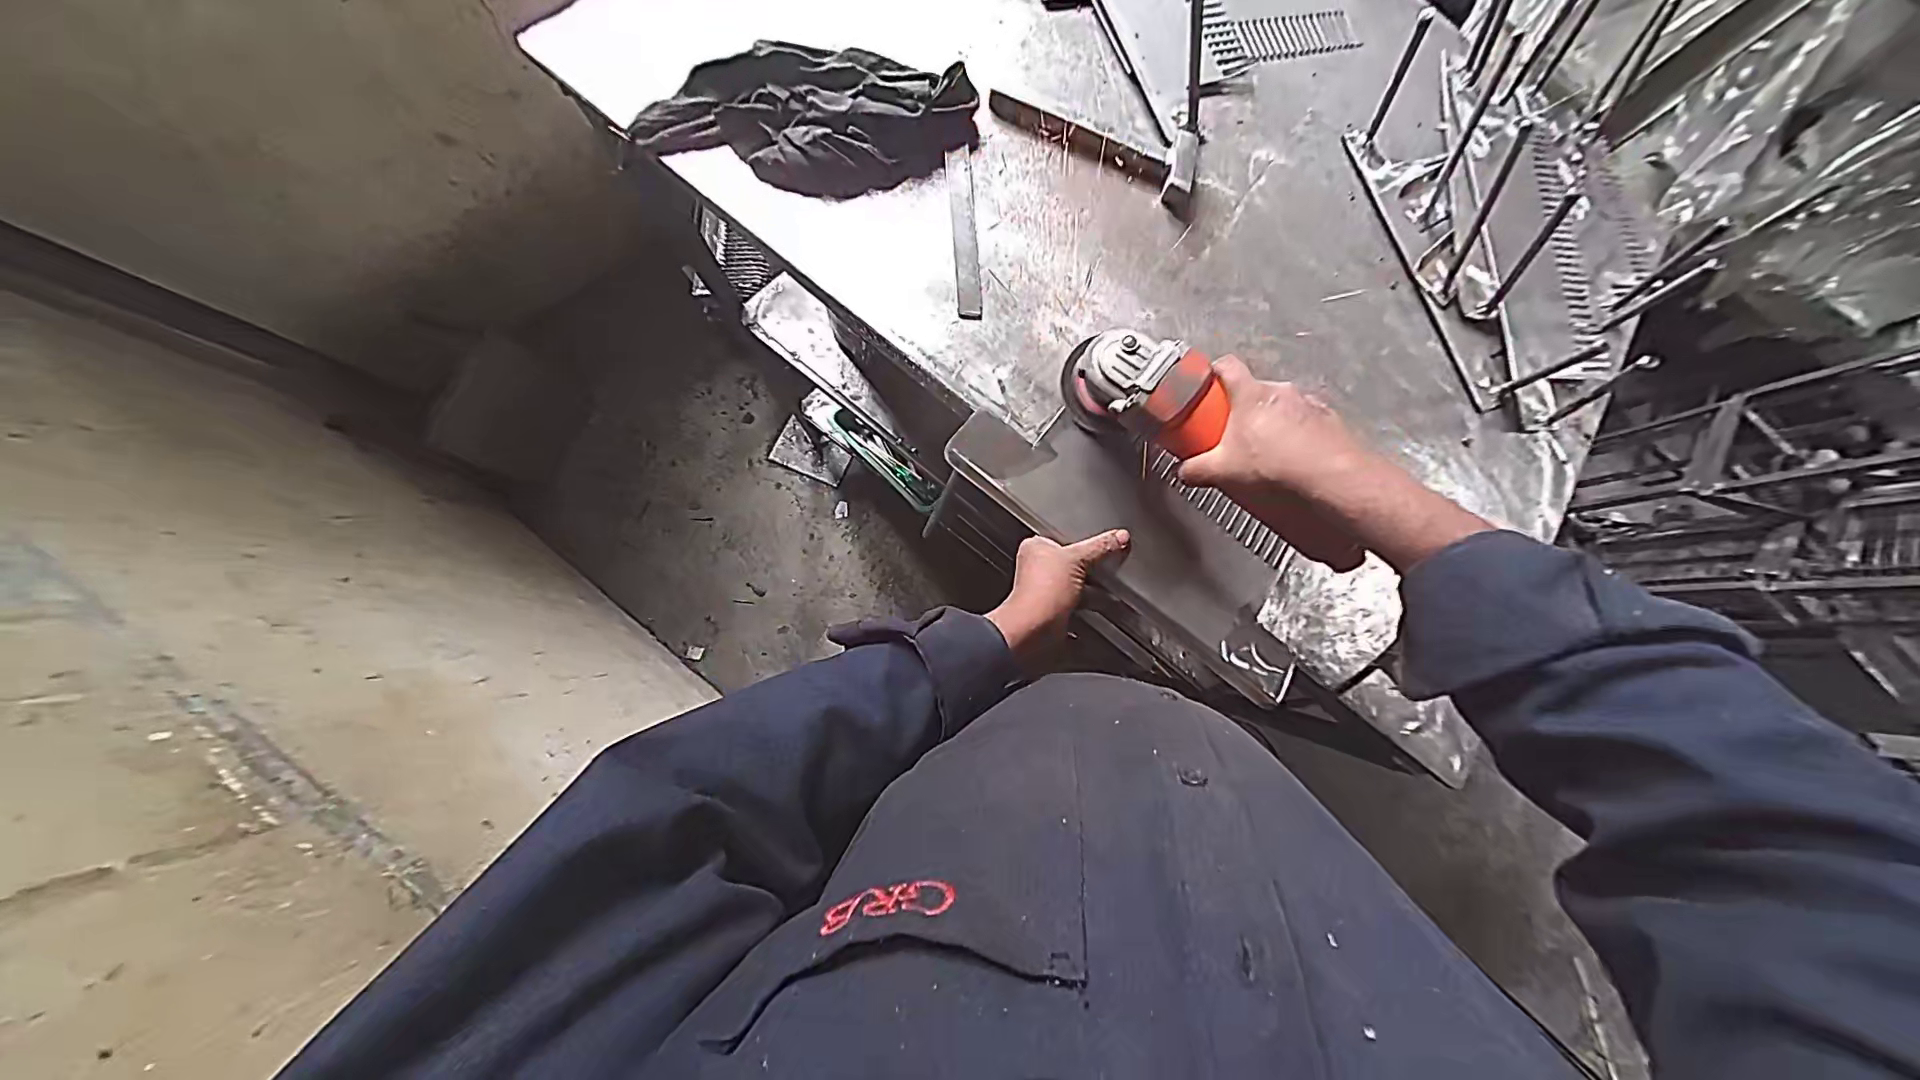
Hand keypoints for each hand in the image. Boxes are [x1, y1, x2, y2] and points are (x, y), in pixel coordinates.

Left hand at [986, 530, 1129, 670]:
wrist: (1033, 633)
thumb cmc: (1041, 592)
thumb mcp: (1078, 559)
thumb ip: (1101, 547)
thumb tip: (1120, 537)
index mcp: (1036, 550)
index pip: (1063, 541)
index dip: (1083, 544)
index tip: (1106, 545)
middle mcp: (1038, 573)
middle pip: (1073, 568)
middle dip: (1093, 573)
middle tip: (1114, 571)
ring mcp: (1045, 597)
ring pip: (1077, 592)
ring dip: (1096, 596)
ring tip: (1116, 598)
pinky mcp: (1053, 619)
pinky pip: (1078, 615)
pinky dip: (1091, 616)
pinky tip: (1105, 618)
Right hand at [1177, 355, 1490, 572]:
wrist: (1331, 479)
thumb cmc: (1278, 465)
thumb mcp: (1222, 471)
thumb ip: (1196, 469)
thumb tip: (1185, 472)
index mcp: (1251, 395)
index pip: (1226, 366)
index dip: (1212, 373)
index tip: (1205, 386)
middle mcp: (1281, 392)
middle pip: (1251, 391)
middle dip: (1237, 411)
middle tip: (1227, 436)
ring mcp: (1307, 405)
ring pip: (1278, 408)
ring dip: (1266, 425)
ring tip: (1259, 455)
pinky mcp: (1327, 422)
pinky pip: (1301, 423)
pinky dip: (1291, 438)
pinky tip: (1286, 462)